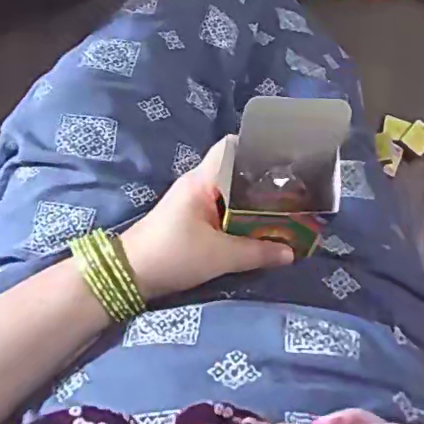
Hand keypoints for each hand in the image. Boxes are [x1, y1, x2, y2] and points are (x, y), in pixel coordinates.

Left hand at [120, 136, 295, 299]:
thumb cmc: (173, 256)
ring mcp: (193, 200)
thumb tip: (292, 252)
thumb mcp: (219, 257)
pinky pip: (223, 207)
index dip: (258, 149)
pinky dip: (240, 214)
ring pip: (231, 191)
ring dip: (253, 201)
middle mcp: (198, 183)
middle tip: (294, 192)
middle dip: (263, 181)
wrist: (129, 275)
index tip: (285, 162)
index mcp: (202, 180)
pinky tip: (259, 225)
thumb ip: (257, 253)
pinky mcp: (191, 217)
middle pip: (236, 170)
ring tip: (284, 208)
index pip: (232, 147)